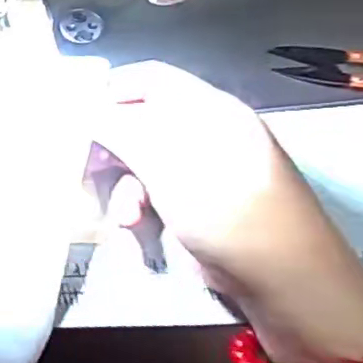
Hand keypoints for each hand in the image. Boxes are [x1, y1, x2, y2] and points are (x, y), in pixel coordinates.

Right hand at [94, 61, 362, 362]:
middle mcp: (205, 133)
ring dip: (122, 189)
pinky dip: (138, 210)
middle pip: (139, 124)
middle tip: (87, 173)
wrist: (287, 283)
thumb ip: (119, 129)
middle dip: (110, 151)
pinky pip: (153, 195)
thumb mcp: (166, 163)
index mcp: (209, 109)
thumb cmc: (226, 210)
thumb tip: (83, 110)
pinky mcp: (198, 206)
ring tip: (123, 218)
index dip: (110, 91)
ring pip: (140, 165)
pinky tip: (135, 231)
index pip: (150, 79)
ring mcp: (202, 172)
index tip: (75, 119)